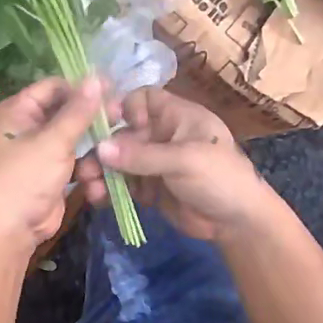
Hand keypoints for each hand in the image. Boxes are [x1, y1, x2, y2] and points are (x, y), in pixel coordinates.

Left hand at [0, 77, 102, 247]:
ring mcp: (41, 152)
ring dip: (94, 153)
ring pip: (77, 141)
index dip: (82, 88)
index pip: (54, 87)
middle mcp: (28, 127)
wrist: (12, 230)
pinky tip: (96, 186)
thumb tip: (97, 77)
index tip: (112, 92)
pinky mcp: (53, 174)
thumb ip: (78, 111)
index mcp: (18, 112)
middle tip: (120, 122)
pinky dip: (88, 172)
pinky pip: (76, 163)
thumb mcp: (54, 141)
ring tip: (108, 162)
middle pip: (68, 114)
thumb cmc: (26, 178)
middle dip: (93, 123)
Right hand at [75, 87, 278, 241]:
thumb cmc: (220, 178)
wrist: (238, 222)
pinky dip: (110, 190)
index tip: (110, 127)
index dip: (124, 109)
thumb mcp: (184, 160)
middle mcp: (163, 136)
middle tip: (85, 168)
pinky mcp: (150, 189)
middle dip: (103, 149)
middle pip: (123, 134)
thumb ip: (142, 155)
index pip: (142, 100)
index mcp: (177, 117)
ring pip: (119, 162)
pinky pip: (124, 185)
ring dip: (102, 172)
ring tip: (89, 187)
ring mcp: (155, 164)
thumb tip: (100, 149)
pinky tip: (98, 199)